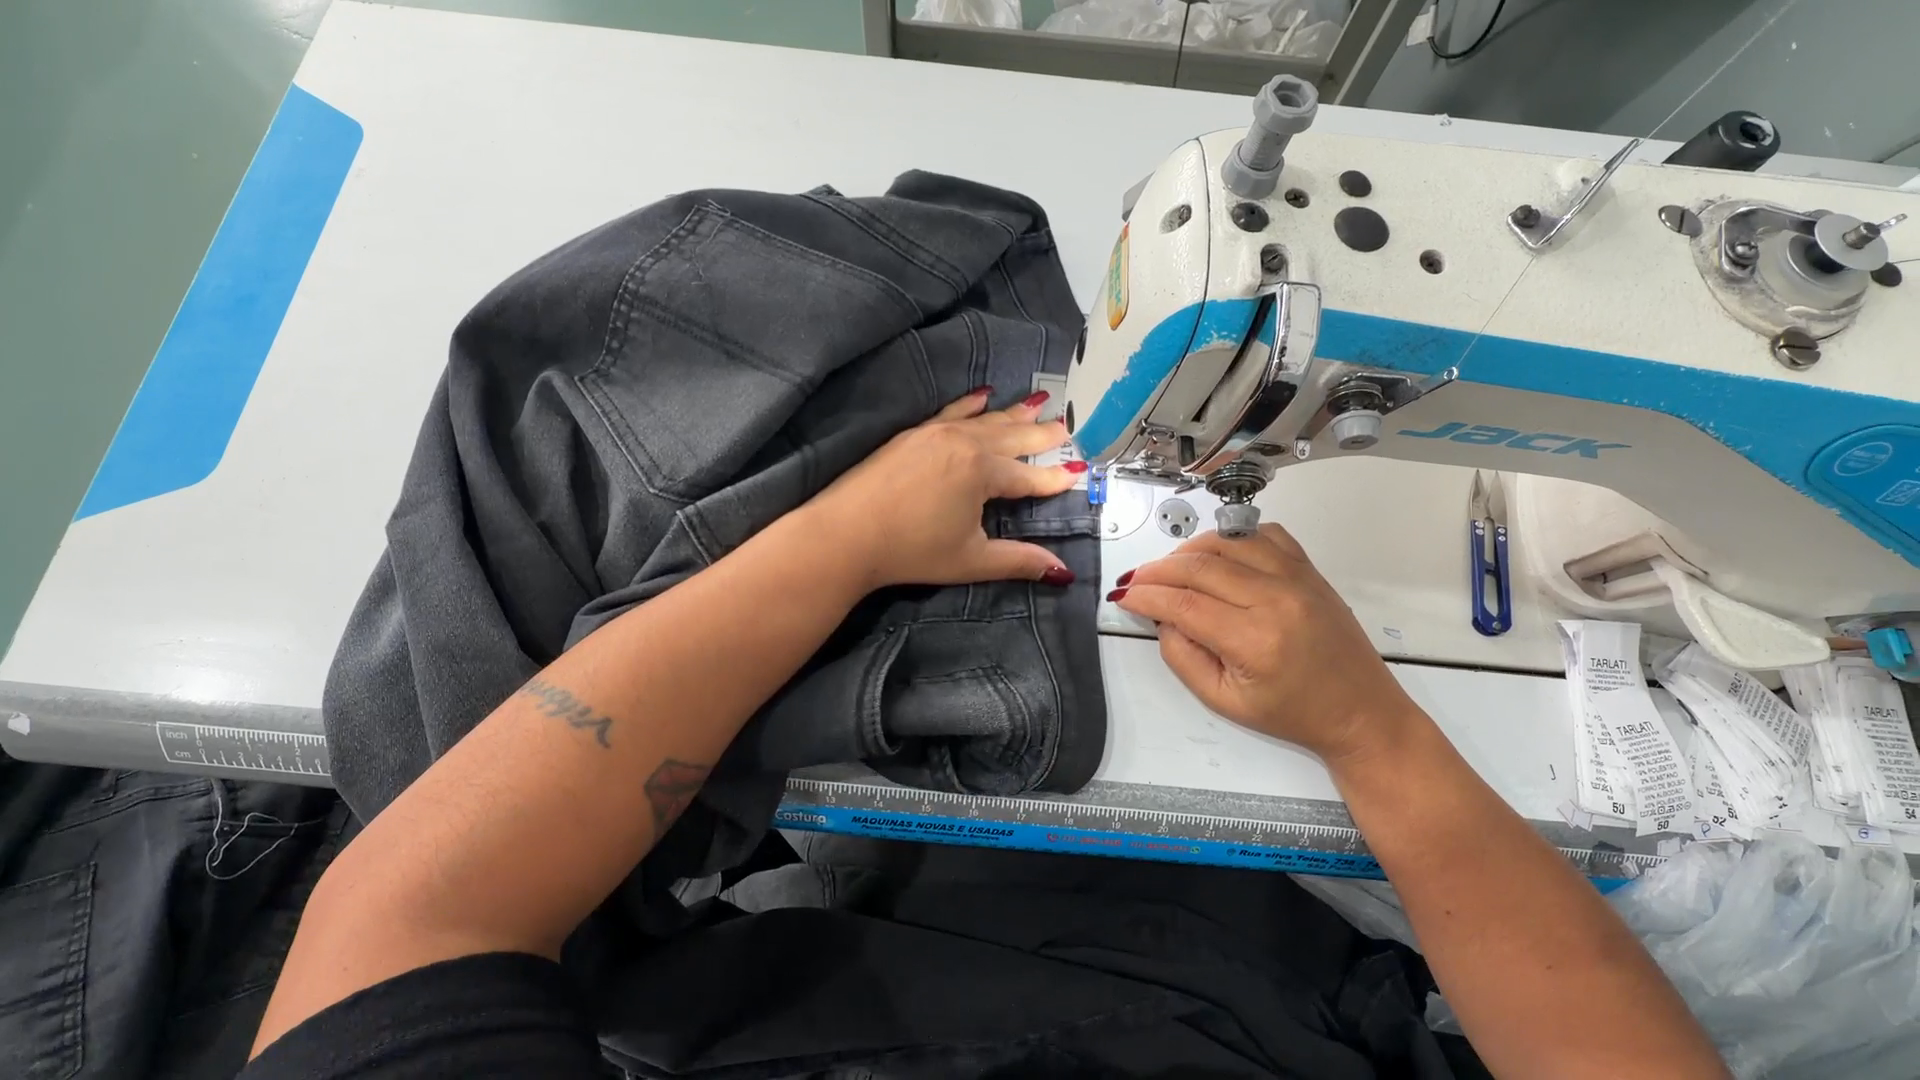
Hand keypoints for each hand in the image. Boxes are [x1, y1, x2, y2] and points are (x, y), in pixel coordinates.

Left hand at [807, 387, 1082, 591]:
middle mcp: (963, 443)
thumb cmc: (910, 551)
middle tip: (1067, 427)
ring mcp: (935, 433)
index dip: (1055, 478)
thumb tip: (1062, 572)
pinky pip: (951, 411)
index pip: (1028, 477)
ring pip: (985, 420)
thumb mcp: (971, 560)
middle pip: (1012, 438)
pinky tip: (983, 394)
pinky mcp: (912, 434)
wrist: (844, 534)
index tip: (1079, 472)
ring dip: (1013, 414)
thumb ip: (1019, 561)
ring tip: (1038, 404)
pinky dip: (970, 404)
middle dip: (1041, 435)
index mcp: (982, 472)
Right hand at [1110, 524, 1419, 763]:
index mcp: (1256, 640)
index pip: (1184, 604)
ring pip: (1228, 540)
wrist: (1360, 711)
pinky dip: (1232, 536)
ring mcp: (1298, 578)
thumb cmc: (1293, 714)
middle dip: (1158, 570)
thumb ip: (1183, 657)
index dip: (1146, 596)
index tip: (1123, 595)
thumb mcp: (1224, 701)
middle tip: (1135, 580)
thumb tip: (1162, 618)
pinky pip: (1264, 534)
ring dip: (1189, 549)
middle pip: (1201, 566)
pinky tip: (1215, 554)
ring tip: (1169, 569)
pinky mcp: (1310, 570)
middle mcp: (1278, 599)